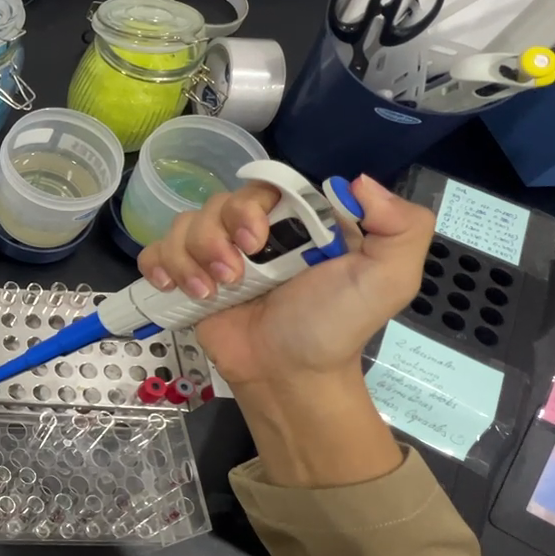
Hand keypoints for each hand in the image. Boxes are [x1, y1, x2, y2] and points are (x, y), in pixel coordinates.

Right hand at [136, 174, 434, 485]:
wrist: (286, 375)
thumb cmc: (332, 326)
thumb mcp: (388, 279)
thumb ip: (400, 227)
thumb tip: (356, 180)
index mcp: (295, 223)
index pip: (260, 187)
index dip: (248, 207)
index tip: (254, 240)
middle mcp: (253, 232)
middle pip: (214, 204)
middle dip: (214, 240)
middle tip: (234, 277)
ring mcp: (214, 254)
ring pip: (181, 226)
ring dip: (188, 259)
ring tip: (209, 293)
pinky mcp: (185, 277)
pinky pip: (155, 251)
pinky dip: (157, 265)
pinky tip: (173, 286)